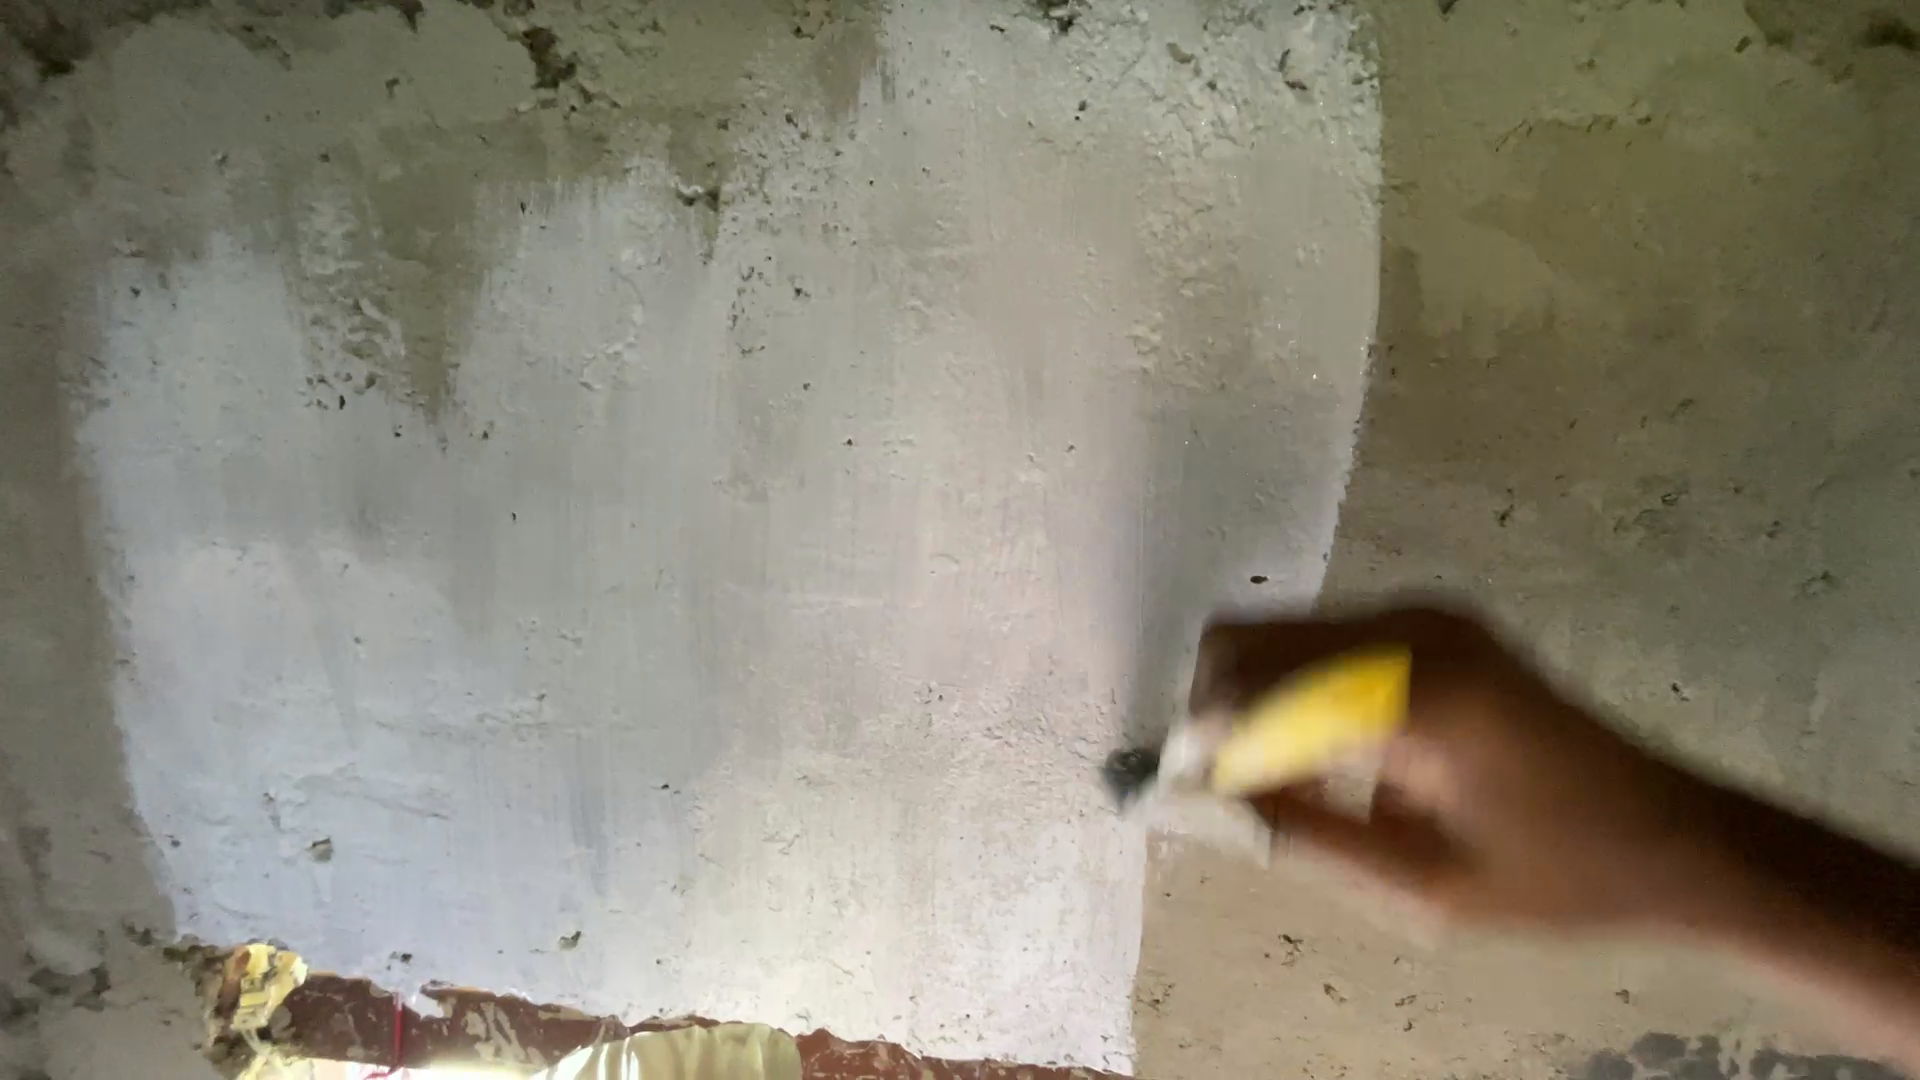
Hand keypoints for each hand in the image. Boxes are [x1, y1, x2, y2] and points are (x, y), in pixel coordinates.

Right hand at [1190, 603, 1723, 931]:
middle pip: (1246, 636)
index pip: (1260, 688)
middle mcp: (1410, 627)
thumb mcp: (1421, 885)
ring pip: (1271, 631)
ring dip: (1246, 694)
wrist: (1678, 834)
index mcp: (1420, 694)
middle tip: (1218, 773)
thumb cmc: (1557, 875)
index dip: (1207, 734)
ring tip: (1270, 767)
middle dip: (1212, 705)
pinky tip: (1315, 744)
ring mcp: (1418, 612)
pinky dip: (1286, 686)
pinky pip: (1312, 639)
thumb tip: (1210, 794)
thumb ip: (1304, 833)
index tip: (1183, 781)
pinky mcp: (1422, 616)